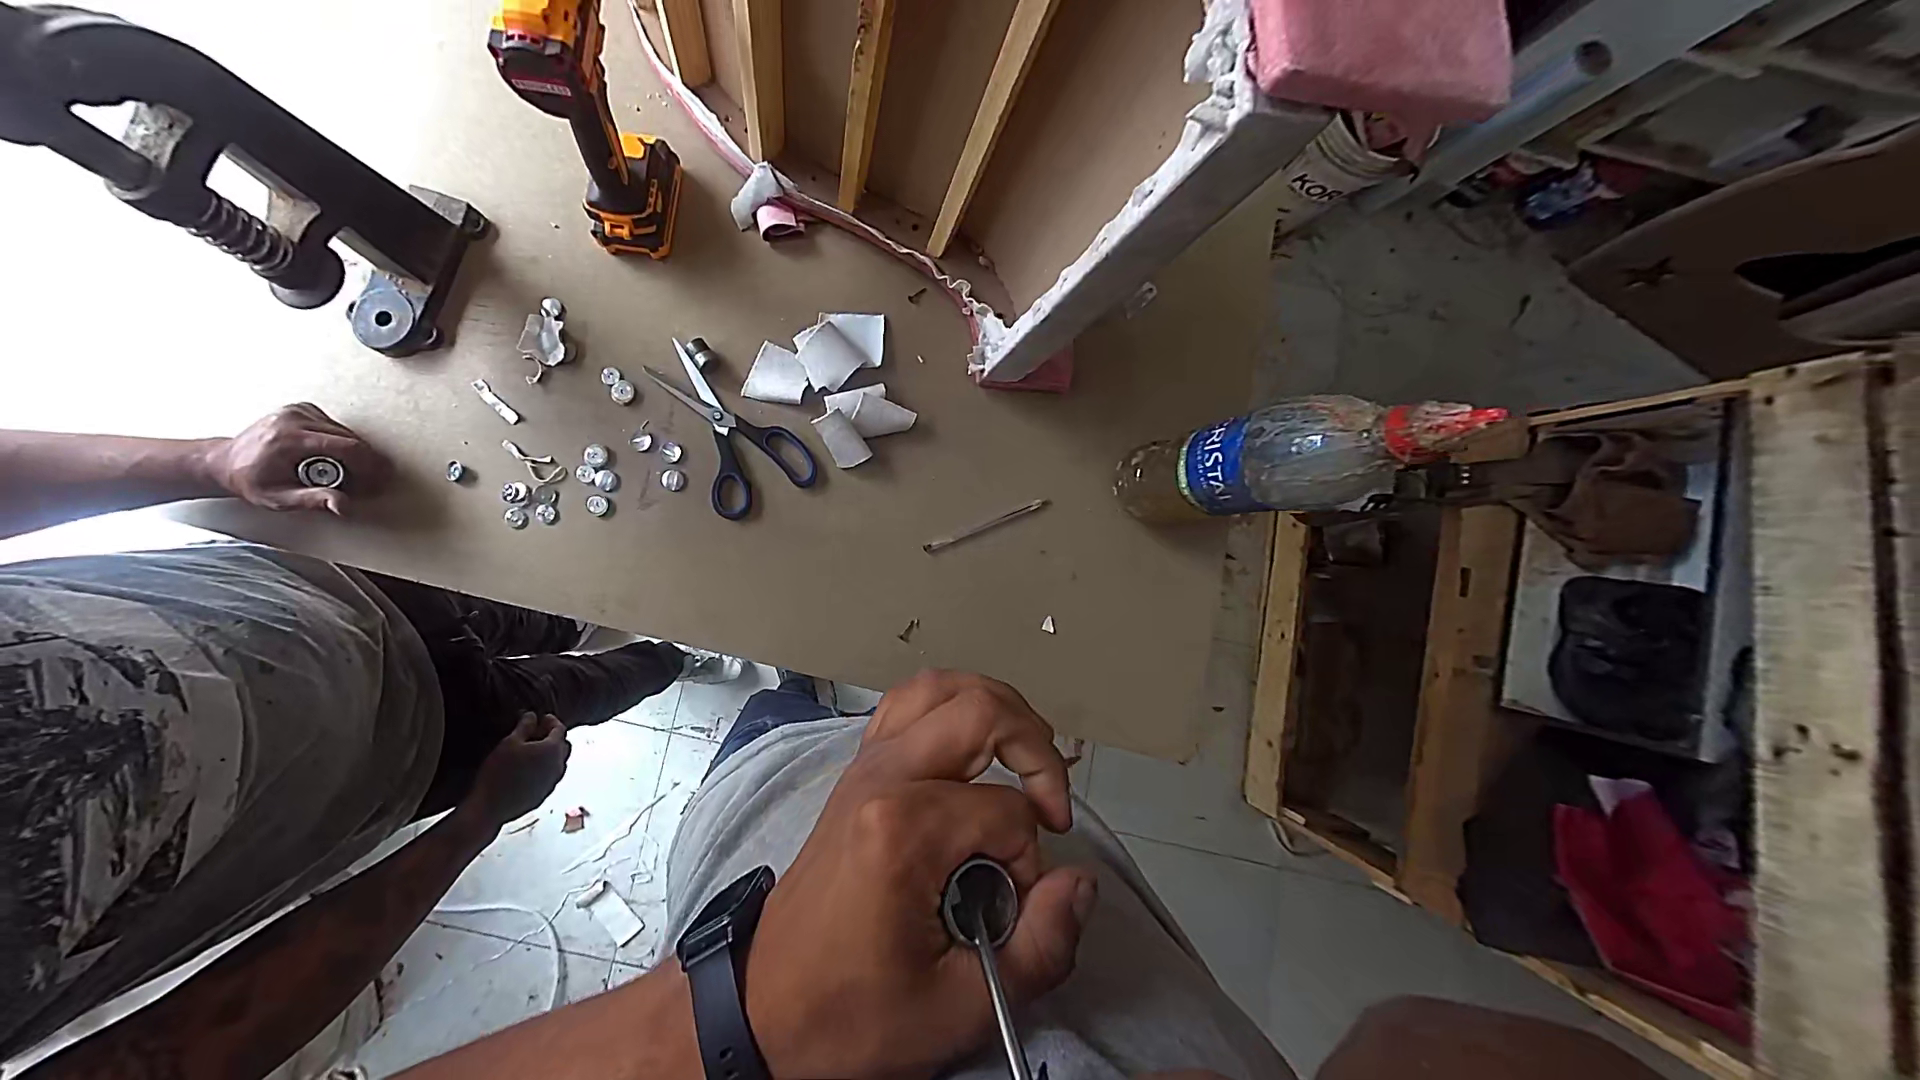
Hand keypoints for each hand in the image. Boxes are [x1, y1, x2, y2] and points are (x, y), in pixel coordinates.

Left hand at [205, 403, 391, 514]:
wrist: (224, 462)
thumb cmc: (251, 481)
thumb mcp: (279, 498)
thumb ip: (313, 500)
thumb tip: (344, 505)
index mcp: (288, 438)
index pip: (349, 447)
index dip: (370, 467)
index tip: (375, 482)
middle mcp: (293, 419)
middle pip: (352, 440)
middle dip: (363, 464)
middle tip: (359, 482)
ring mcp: (298, 410)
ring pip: (348, 434)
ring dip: (354, 455)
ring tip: (339, 471)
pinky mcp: (303, 409)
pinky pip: (338, 427)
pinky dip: (342, 443)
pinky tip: (329, 454)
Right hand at [465, 713, 570, 827]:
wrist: (489, 808)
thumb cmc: (498, 772)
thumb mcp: (509, 743)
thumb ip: (524, 726)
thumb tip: (532, 715)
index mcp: (553, 750)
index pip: (559, 729)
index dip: (551, 721)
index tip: (542, 717)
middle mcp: (559, 765)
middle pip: (562, 745)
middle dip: (552, 736)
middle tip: (537, 732)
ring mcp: (553, 781)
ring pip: (558, 761)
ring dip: (549, 752)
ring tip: (532, 749)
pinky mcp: (544, 793)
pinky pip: (549, 775)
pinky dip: (544, 767)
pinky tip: (529, 767)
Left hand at [744, 670, 1098, 1079]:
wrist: (767, 1004)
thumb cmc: (845, 1008)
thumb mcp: (956, 1007)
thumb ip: (1038, 947)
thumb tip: (1077, 884)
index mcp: (901, 829)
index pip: (1008, 813)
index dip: (1032, 859)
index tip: (1020, 898)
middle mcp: (883, 777)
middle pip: (983, 712)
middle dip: (1037, 750)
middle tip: (1052, 801)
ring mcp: (868, 764)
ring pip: (943, 687)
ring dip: (997, 708)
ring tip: (1026, 750)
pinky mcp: (862, 768)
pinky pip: (909, 701)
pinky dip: (952, 704)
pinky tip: (972, 740)